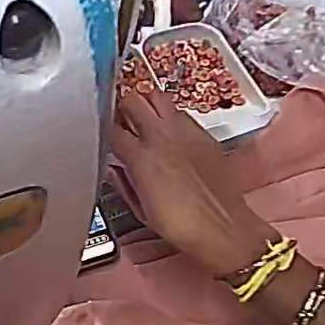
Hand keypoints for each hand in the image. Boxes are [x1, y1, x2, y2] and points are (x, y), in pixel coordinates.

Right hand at [109, 90, 276, 275]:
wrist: (221, 227)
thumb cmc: (181, 225)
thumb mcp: (140, 210)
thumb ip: (123, 183)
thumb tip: (115, 168)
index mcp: (140, 157)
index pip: (111, 128)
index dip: (104, 131)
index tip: (103, 137)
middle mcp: (161, 136)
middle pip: (132, 100)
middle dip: (123, 109)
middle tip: (122, 122)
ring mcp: (184, 131)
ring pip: (157, 97)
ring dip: (147, 106)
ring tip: (145, 121)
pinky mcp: (203, 134)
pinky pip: (181, 113)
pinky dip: (170, 117)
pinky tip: (169, 135)